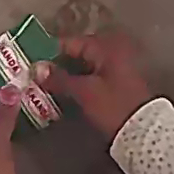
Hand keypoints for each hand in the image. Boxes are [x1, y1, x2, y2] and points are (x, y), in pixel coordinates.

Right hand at [34, 34, 153, 140]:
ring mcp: (115, 68)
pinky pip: (90, 77)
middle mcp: (111, 51)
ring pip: (82, 67)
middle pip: (76, 54)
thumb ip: (59, 79)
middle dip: (55, 64)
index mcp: (105, 47)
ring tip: (41, 85)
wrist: (144, 131)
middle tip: (32, 74)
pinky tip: (60, 93)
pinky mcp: (116, 84)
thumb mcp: (85, 92)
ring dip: (65, 75)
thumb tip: (36, 68)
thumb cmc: (114, 106)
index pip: (70, 42)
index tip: (29, 60)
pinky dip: (76, 83)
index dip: (49, 51)